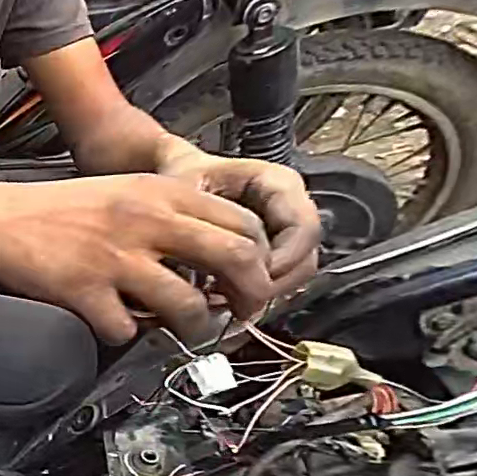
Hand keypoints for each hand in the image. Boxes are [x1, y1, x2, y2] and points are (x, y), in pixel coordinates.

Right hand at [0, 174, 274, 344]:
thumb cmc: (50, 208)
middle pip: (236, 261)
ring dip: (197, 329)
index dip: (262, 261)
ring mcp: (114, 258)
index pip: (245, 225)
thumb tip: (207, 250)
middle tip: (242, 314)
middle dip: (252, 298)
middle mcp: (145, 222)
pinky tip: (117, 326)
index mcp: (158, 193)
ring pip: (189, 305)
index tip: (251, 281)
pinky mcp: (83, 290)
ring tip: (187, 335)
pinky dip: (128, 335)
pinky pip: (126, 328)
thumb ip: (166, 212)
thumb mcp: (120, 191)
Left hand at [154, 139, 321, 295]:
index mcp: (278, 184)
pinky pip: (274, 275)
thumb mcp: (186, 189)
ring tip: (224, 300)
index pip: (303, 228)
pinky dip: (250, 290)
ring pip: (293, 272)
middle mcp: (289, 206)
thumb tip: (208, 266)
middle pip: (305, 256)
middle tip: (236, 301)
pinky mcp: (269, 247)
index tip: (248, 281)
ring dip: (261, 291)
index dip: (282, 260)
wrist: (172, 173)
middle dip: (272, 283)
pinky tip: (220, 297)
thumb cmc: (179, 177)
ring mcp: (282, 229)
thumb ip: (201, 220)